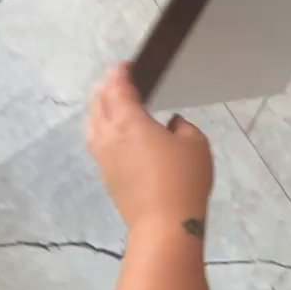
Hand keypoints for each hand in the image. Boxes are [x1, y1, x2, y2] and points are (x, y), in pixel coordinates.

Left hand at [85, 64, 212, 237]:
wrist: (164, 224)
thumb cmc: (183, 179)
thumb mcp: (196, 145)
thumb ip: (183, 127)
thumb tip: (171, 124)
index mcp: (129, 121)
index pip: (117, 88)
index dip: (120, 73)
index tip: (127, 65)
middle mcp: (109, 135)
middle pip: (99, 103)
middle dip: (107, 88)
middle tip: (121, 82)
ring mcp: (103, 156)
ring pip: (93, 123)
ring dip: (101, 108)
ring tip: (115, 106)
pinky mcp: (106, 174)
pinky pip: (97, 141)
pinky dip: (103, 128)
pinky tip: (117, 134)